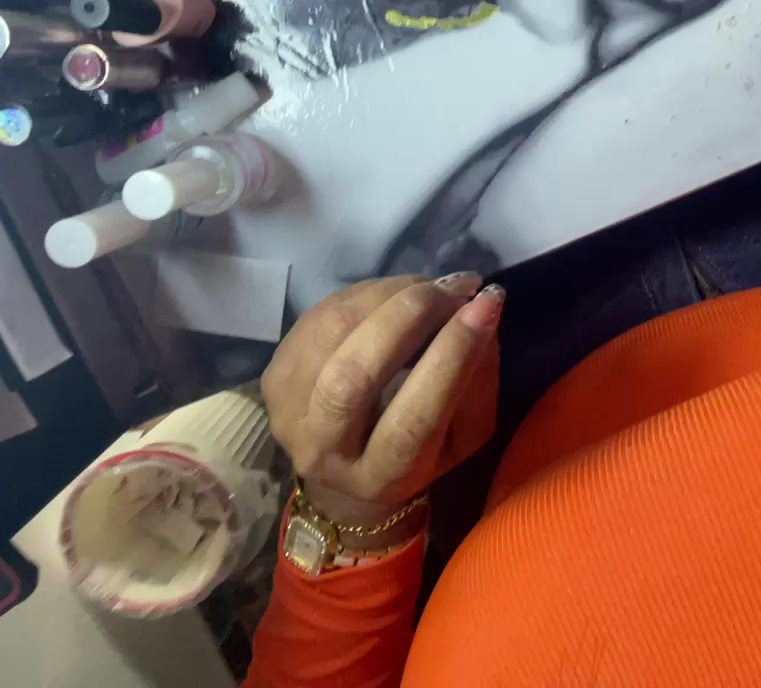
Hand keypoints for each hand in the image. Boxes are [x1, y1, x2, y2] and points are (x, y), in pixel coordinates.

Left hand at [260, 274, 501, 528]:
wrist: (345, 466)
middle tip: (456, 287)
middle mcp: (322, 450)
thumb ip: (479, 382)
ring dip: (392, 292)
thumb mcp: (465, 434)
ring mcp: (287, 408)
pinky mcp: (273, 371)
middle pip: (356, 374)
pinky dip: (369, 291)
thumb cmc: (420, 451)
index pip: (415, 416)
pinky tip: (399, 291)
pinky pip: (323, 312)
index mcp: (382, 476)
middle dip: (413, 314)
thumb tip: (481, 314)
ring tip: (432, 285)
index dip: (453, 354)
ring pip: (336, 330)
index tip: (486, 303)